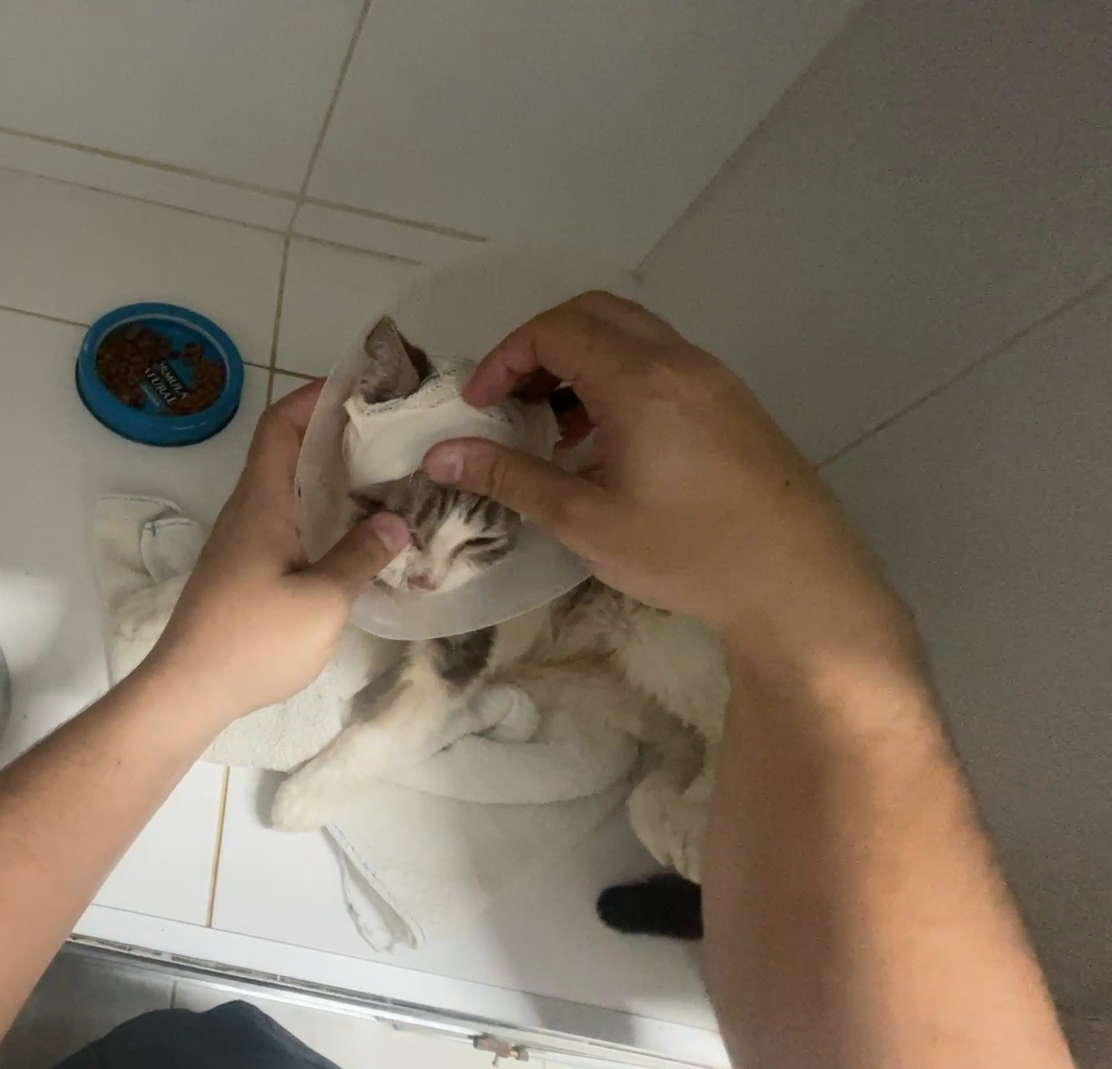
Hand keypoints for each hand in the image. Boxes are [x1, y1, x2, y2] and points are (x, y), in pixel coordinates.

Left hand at [143, 381, 408, 720]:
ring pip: (284, 486)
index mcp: (261, 502)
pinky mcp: (242, 566)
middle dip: (331, 430)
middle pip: (283, 450)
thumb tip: (395, 521)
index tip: (359, 384)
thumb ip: (360, 556)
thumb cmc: (253, 640)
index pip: (279, 425)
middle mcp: (247, 510)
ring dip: (325, 472)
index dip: (313, 395)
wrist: (189, 687)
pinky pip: (283, 519)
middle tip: (387, 430)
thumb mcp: (322, 600)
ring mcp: (240, 539)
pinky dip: (316, 509)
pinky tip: (351, 531)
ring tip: (381, 474)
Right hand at [421, 292, 894, 640]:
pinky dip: (609, 377)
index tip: (479, 407)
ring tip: (547, 423)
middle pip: (592, 314)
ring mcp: (711, 379)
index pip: (556, 330)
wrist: (801, 585)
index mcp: (640, 383)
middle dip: (535, 348)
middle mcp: (679, 363)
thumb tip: (438, 457)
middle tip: (507, 401)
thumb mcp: (580, 518)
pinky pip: (655, 362)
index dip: (503, 359)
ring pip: (627, 334)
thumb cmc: (684, 551)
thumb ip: (507, 476)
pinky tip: (596, 438)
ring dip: (573, 362)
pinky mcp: (727, 402)